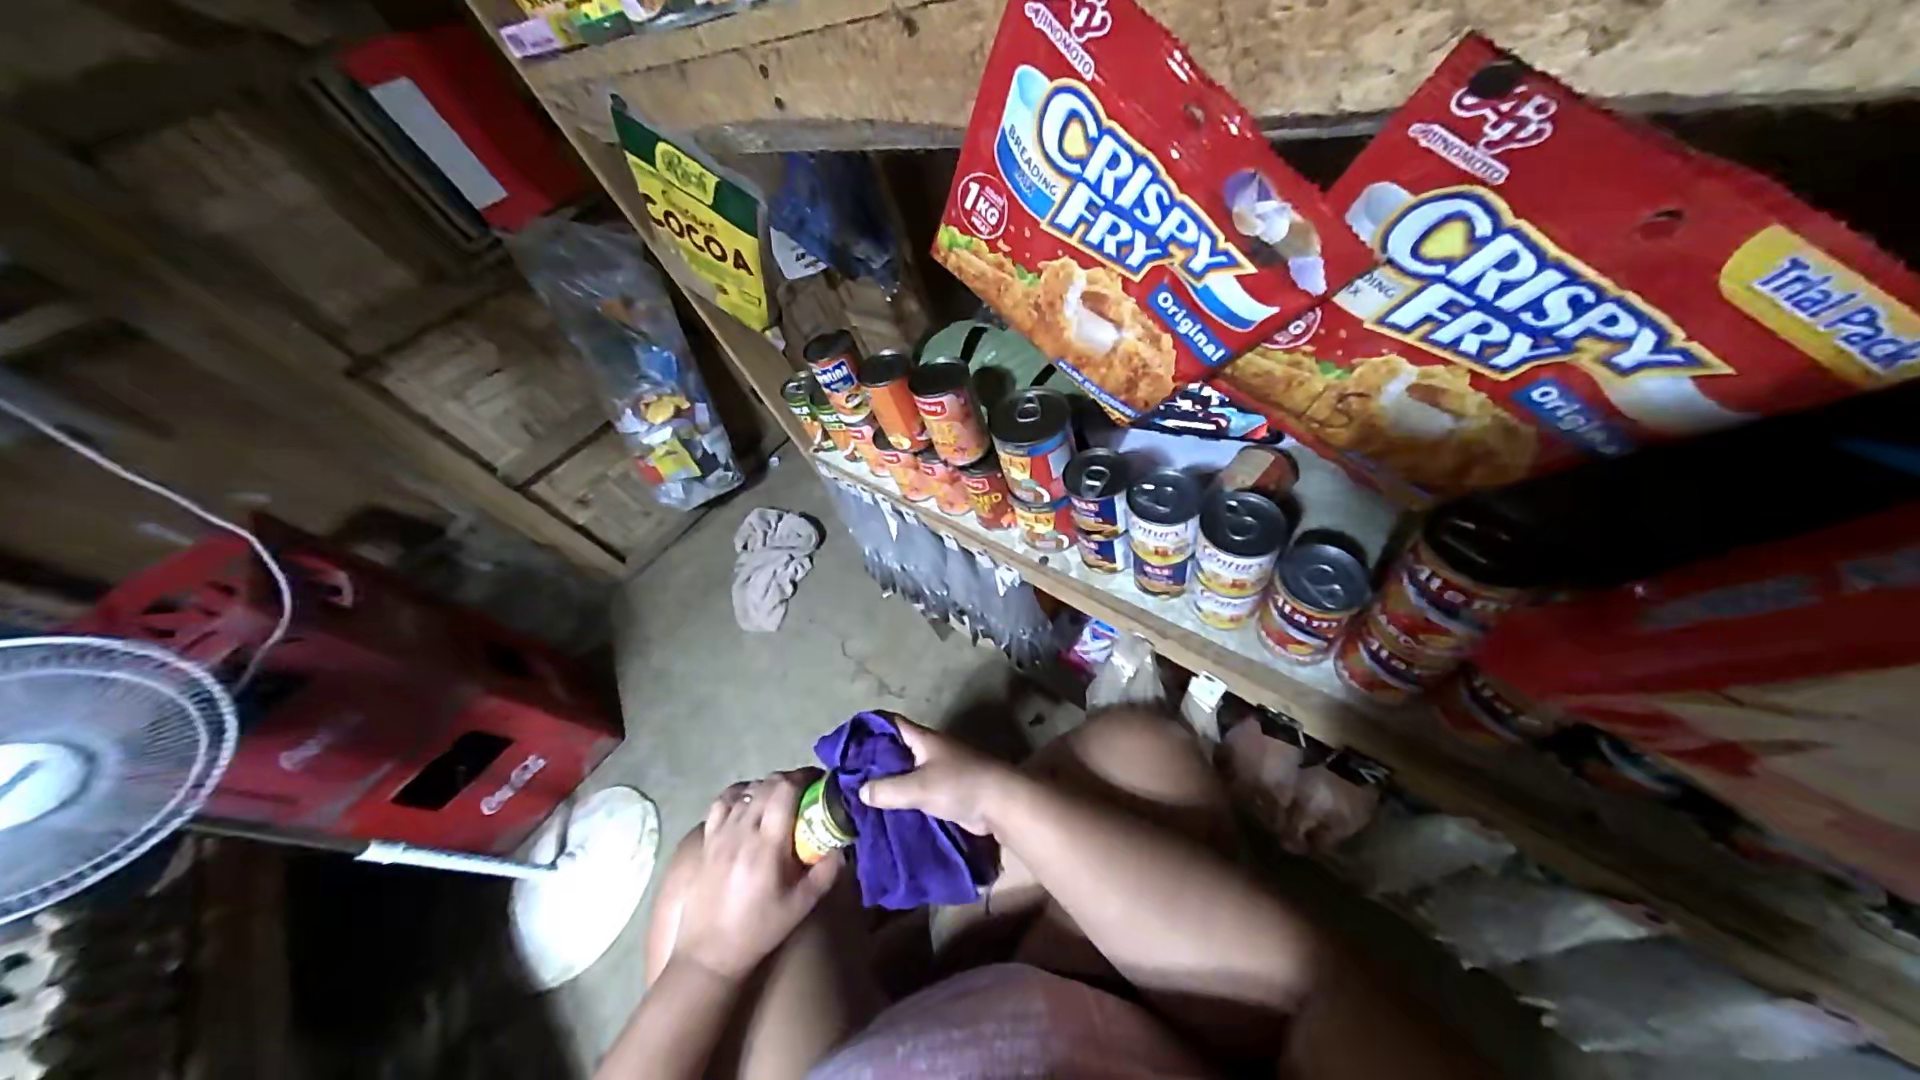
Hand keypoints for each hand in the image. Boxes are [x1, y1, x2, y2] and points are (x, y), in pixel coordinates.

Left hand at [673, 769, 842, 979]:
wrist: (710, 954)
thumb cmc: (760, 930)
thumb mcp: (802, 905)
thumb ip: (827, 871)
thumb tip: (843, 844)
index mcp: (767, 845)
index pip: (784, 789)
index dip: (804, 777)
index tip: (820, 782)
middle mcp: (741, 831)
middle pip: (766, 784)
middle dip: (790, 779)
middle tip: (806, 792)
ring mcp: (720, 834)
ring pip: (745, 790)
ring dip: (767, 786)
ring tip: (780, 798)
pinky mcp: (706, 841)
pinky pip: (722, 802)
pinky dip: (739, 794)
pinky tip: (749, 803)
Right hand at [858, 717, 1020, 836]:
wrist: (1000, 803)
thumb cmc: (960, 785)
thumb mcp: (919, 787)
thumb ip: (888, 789)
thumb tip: (862, 791)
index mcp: (923, 739)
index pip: (891, 723)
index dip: (869, 726)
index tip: (847, 740)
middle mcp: (930, 749)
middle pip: (897, 747)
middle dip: (875, 758)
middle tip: (848, 773)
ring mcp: (940, 768)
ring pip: (907, 770)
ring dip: (889, 780)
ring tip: (862, 794)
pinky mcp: (948, 789)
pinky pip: (918, 788)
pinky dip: (903, 795)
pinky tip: (888, 808)